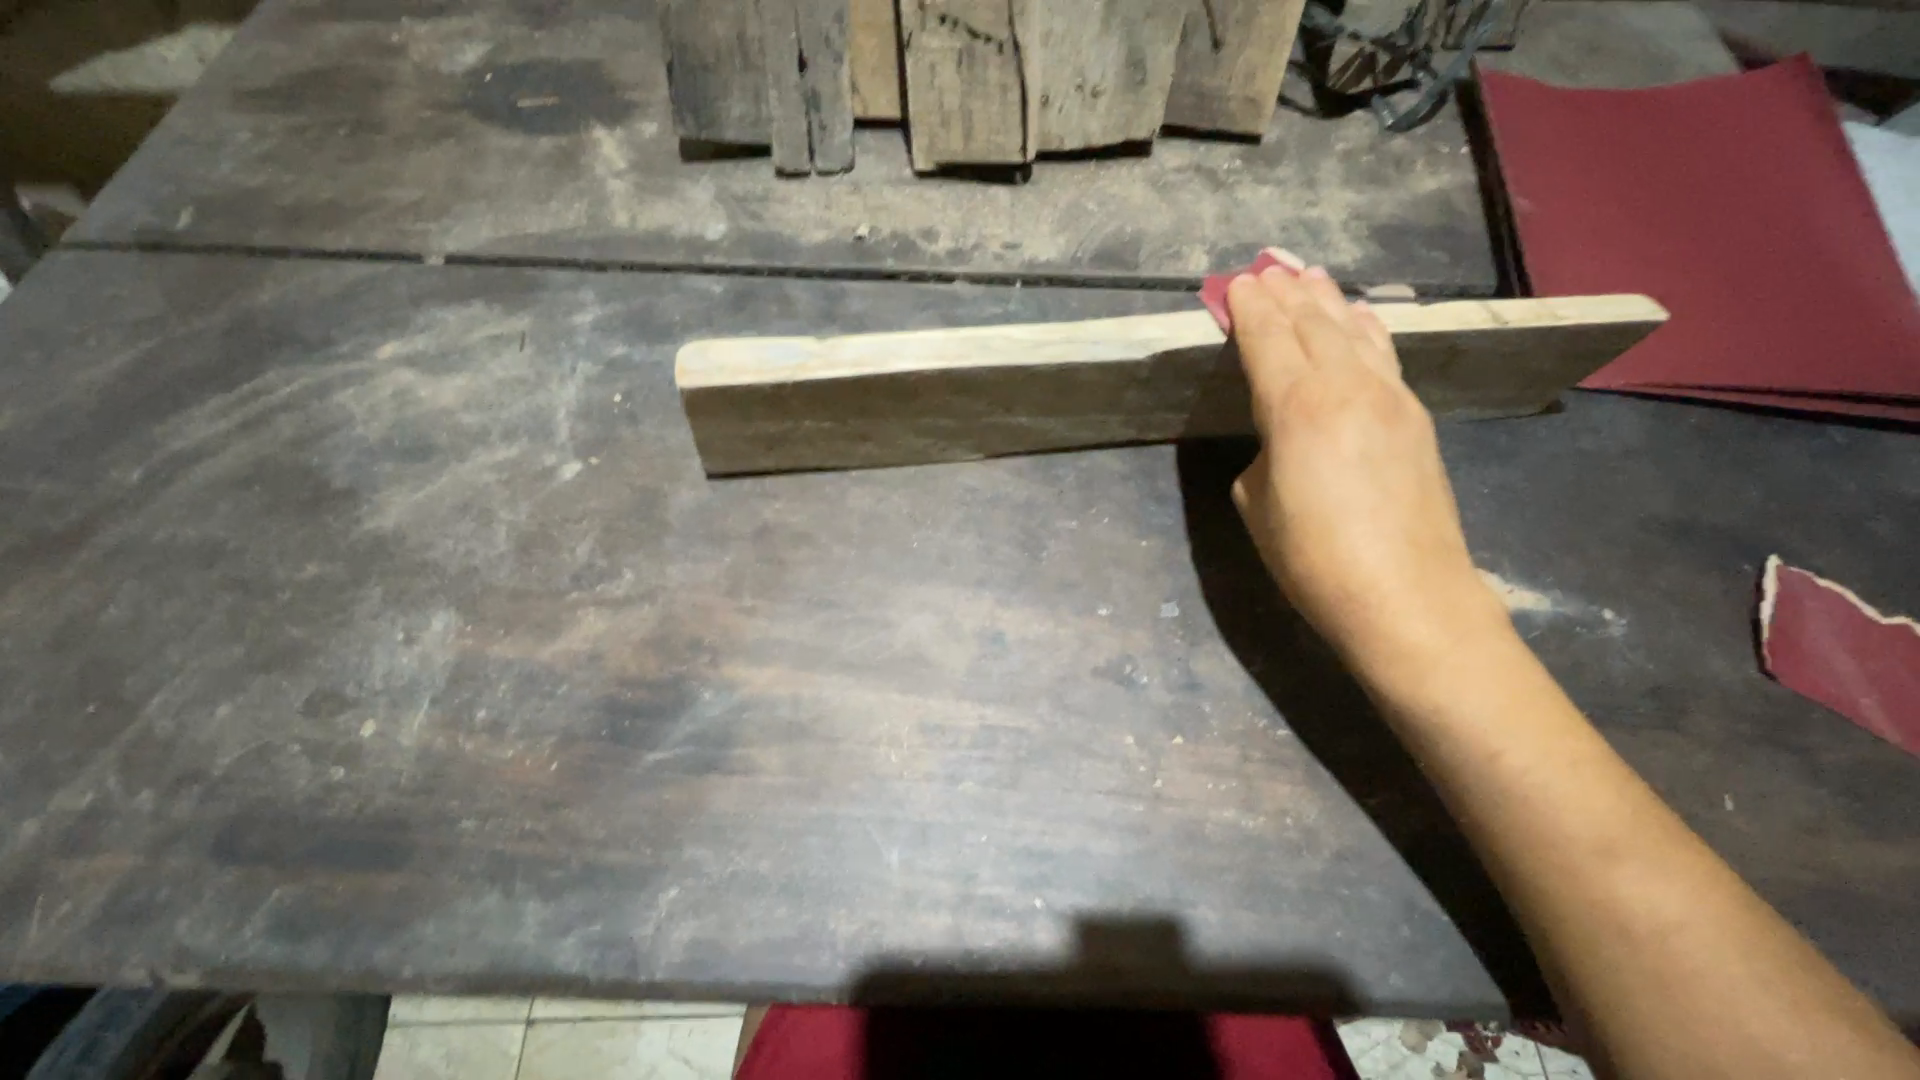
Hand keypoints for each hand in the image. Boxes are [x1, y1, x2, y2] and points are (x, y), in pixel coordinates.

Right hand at [1226, 264, 1508, 686]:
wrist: (1408, 595)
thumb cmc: (1314, 558)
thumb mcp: (1257, 505)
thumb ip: (1263, 453)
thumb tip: (1281, 438)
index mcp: (1295, 406)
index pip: (1268, 338)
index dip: (1249, 308)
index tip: (1235, 283)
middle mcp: (1345, 385)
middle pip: (1311, 324)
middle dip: (1285, 293)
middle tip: (1266, 267)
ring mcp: (1389, 397)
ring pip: (1353, 330)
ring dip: (1327, 301)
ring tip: (1309, 275)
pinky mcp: (1416, 417)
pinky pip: (1384, 354)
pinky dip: (1365, 328)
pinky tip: (1361, 316)